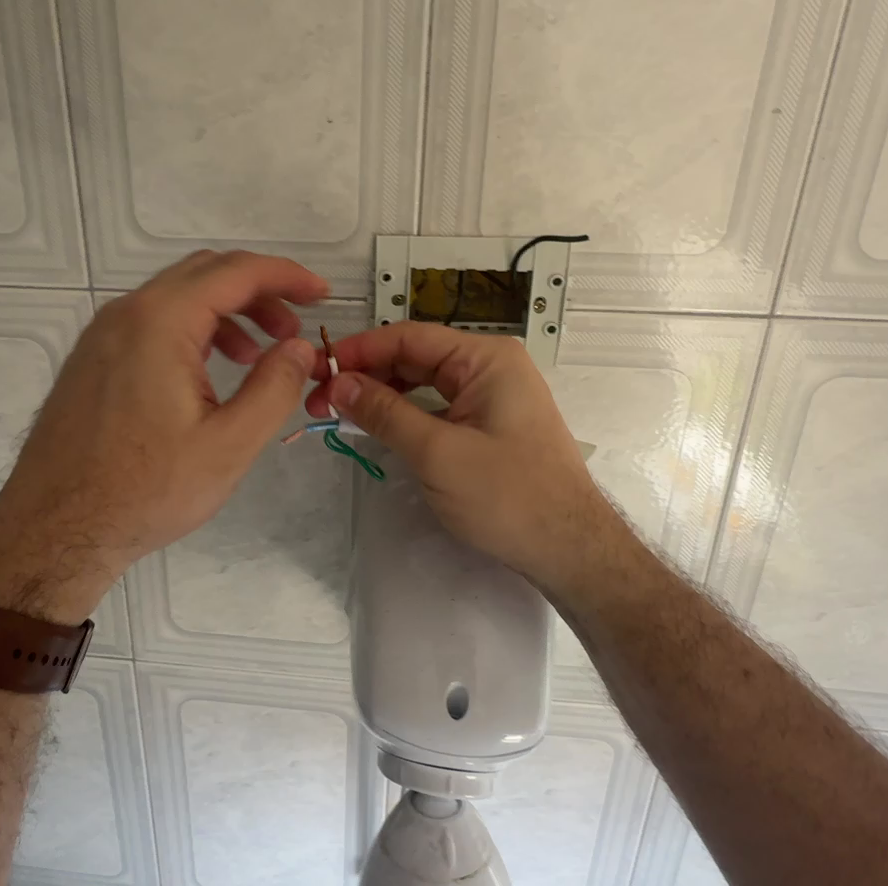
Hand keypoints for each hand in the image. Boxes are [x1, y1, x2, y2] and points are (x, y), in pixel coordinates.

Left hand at [0, 251, 327, 620]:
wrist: (55, 530)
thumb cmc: (145, 490)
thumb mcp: (228, 445)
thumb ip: (274, 388)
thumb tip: (301, 349)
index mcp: (160, 322)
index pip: (235, 272)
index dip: (286, 276)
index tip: (322, 293)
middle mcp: (127, 313)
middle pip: (205, 274)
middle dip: (259, 292)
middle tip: (294, 328)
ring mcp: (103, 334)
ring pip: (177, 297)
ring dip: (227, 312)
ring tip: (259, 356)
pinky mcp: (94, 358)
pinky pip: (153, 322)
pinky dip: (193, 330)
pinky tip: (211, 372)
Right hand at [304, 321, 613, 591]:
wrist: (570, 550)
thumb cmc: (508, 496)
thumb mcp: (437, 453)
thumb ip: (385, 413)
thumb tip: (338, 383)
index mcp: (486, 358)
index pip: (409, 337)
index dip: (360, 350)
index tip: (317, 370)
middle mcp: (491, 367)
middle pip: (415, 357)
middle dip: (366, 375)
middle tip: (319, 400)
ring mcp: (493, 396)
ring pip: (424, 383)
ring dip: (382, 395)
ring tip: (339, 413)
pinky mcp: (490, 425)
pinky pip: (438, 407)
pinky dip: (405, 414)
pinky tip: (377, 426)